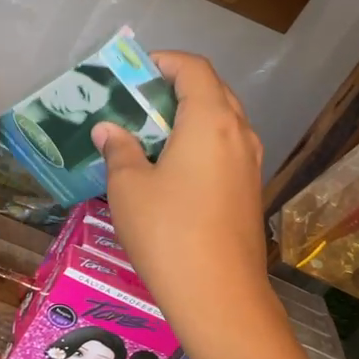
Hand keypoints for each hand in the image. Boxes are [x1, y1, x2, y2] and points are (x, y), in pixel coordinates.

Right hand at [92, 52, 275, 337]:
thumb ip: (119, 150)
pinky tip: (170, 170)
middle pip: (211, 91)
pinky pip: (224, 150)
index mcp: (210, 120)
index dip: (163, 62)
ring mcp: (249, 164)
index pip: (193, 69)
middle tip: (136, 104)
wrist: (219, 295)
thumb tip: (109, 130)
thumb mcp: (128, 187)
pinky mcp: (249, 192)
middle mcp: (238, 133)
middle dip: (174, 89)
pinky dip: (198, 145)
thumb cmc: (167, 232)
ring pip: (221, 122)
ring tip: (149, 136)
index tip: (133, 73)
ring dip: (187, 119)